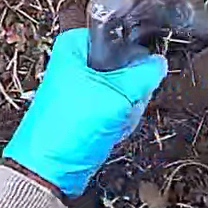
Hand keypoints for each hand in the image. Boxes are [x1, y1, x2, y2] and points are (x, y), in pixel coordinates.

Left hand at [4, 28, 166, 195]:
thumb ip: (145, 75)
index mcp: (74, 46)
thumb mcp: (116, 96)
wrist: (48, 172)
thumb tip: (159, 63)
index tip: (139, 71)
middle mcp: (76, 62)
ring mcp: (83, 86)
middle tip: (122, 104)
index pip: (119, 35)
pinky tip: (111, 129)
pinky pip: (118, 105)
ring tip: (113, 121)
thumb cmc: (67, 130)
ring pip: (125, 87)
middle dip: (131, 89)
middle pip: (126, 64)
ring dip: (127, 107)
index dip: (134, 55)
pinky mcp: (88, 106)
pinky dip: (120, 119)